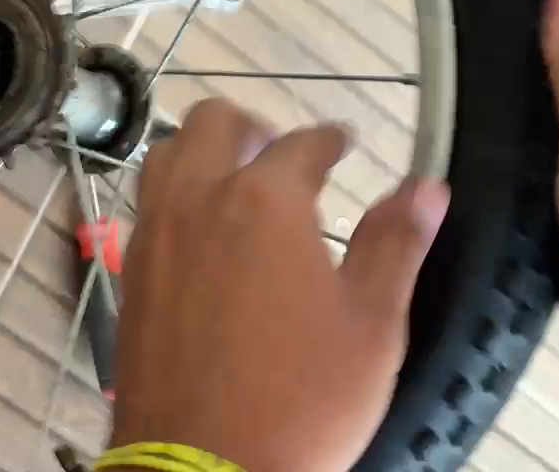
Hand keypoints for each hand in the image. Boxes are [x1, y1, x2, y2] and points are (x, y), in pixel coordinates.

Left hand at [108, 99, 448, 471]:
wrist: (203, 460)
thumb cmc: (302, 399)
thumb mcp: (370, 326)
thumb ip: (394, 244)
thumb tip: (427, 187)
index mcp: (263, 199)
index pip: (301, 144)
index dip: (329, 139)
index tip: (342, 140)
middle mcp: (199, 193)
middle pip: (214, 120)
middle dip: (252, 124)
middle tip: (280, 153)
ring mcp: (156, 223)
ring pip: (170, 149)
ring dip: (202, 147)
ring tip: (235, 177)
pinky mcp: (131, 257)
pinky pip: (149, 195)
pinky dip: (175, 186)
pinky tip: (199, 224)